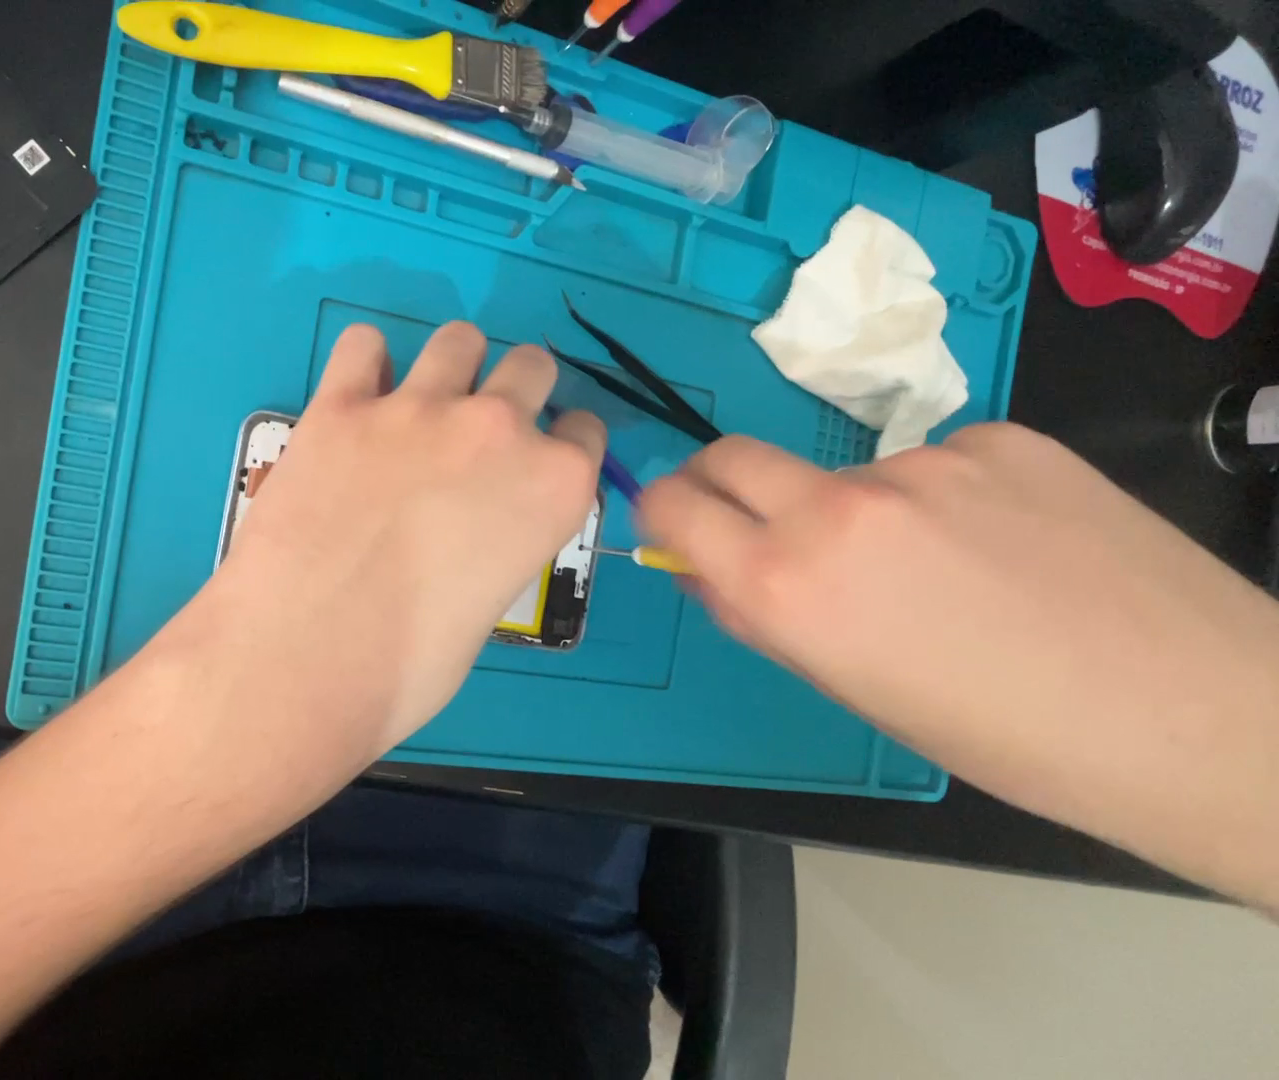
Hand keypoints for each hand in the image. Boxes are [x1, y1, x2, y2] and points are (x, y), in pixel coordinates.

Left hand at [186, 321, 604, 759]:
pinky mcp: (340, 406)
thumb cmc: (408, 666)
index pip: (585, 431)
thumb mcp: (485, 607)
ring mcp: (416, 409)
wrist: (307, 655)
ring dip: (450, 367)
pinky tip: (355, 399)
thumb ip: (494, 545)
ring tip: (419, 410)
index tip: (533, 462)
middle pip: (531, 366)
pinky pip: (363, 345)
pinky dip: (365, 364)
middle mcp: (496, 429)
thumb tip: (463, 535)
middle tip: (477, 435)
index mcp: (552, 486)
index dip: (560, 445)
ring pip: (457, 340)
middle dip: (515, 391)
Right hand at [639, 424, 1278, 907]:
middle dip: (720, 483)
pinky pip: (932, 460)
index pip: (673, 504)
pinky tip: (1004, 542)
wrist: (1201, 720)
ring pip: (843, 471)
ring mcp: (923, 463)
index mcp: (785, 583)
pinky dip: (939, 495)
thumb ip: (758, 614)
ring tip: (934, 563)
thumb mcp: (844, 685)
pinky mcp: (1002, 439)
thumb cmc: (994, 735)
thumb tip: (706, 568)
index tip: (676, 526)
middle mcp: (836, 508)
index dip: (661, 511)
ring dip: (851, 505)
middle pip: (730, 455)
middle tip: (759, 524)